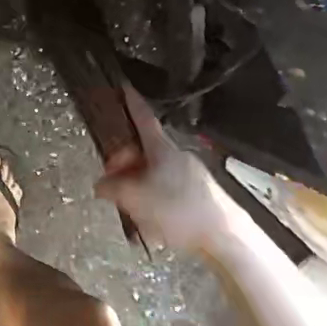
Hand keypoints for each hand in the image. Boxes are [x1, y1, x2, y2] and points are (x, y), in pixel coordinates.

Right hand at [95, 85, 246, 251]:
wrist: (225, 238)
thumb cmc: (180, 210)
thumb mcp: (132, 197)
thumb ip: (111, 187)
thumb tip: (101, 185)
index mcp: (161, 149)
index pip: (143, 117)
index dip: (131, 101)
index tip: (124, 87)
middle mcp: (178, 157)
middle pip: (143, 153)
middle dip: (125, 167)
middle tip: (114, 186)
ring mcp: (192, 176)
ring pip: (155, 176)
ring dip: (140, 190)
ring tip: (137, 214)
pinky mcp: (201, 196)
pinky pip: (169, 194)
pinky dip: (156, 205)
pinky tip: (155, 226)